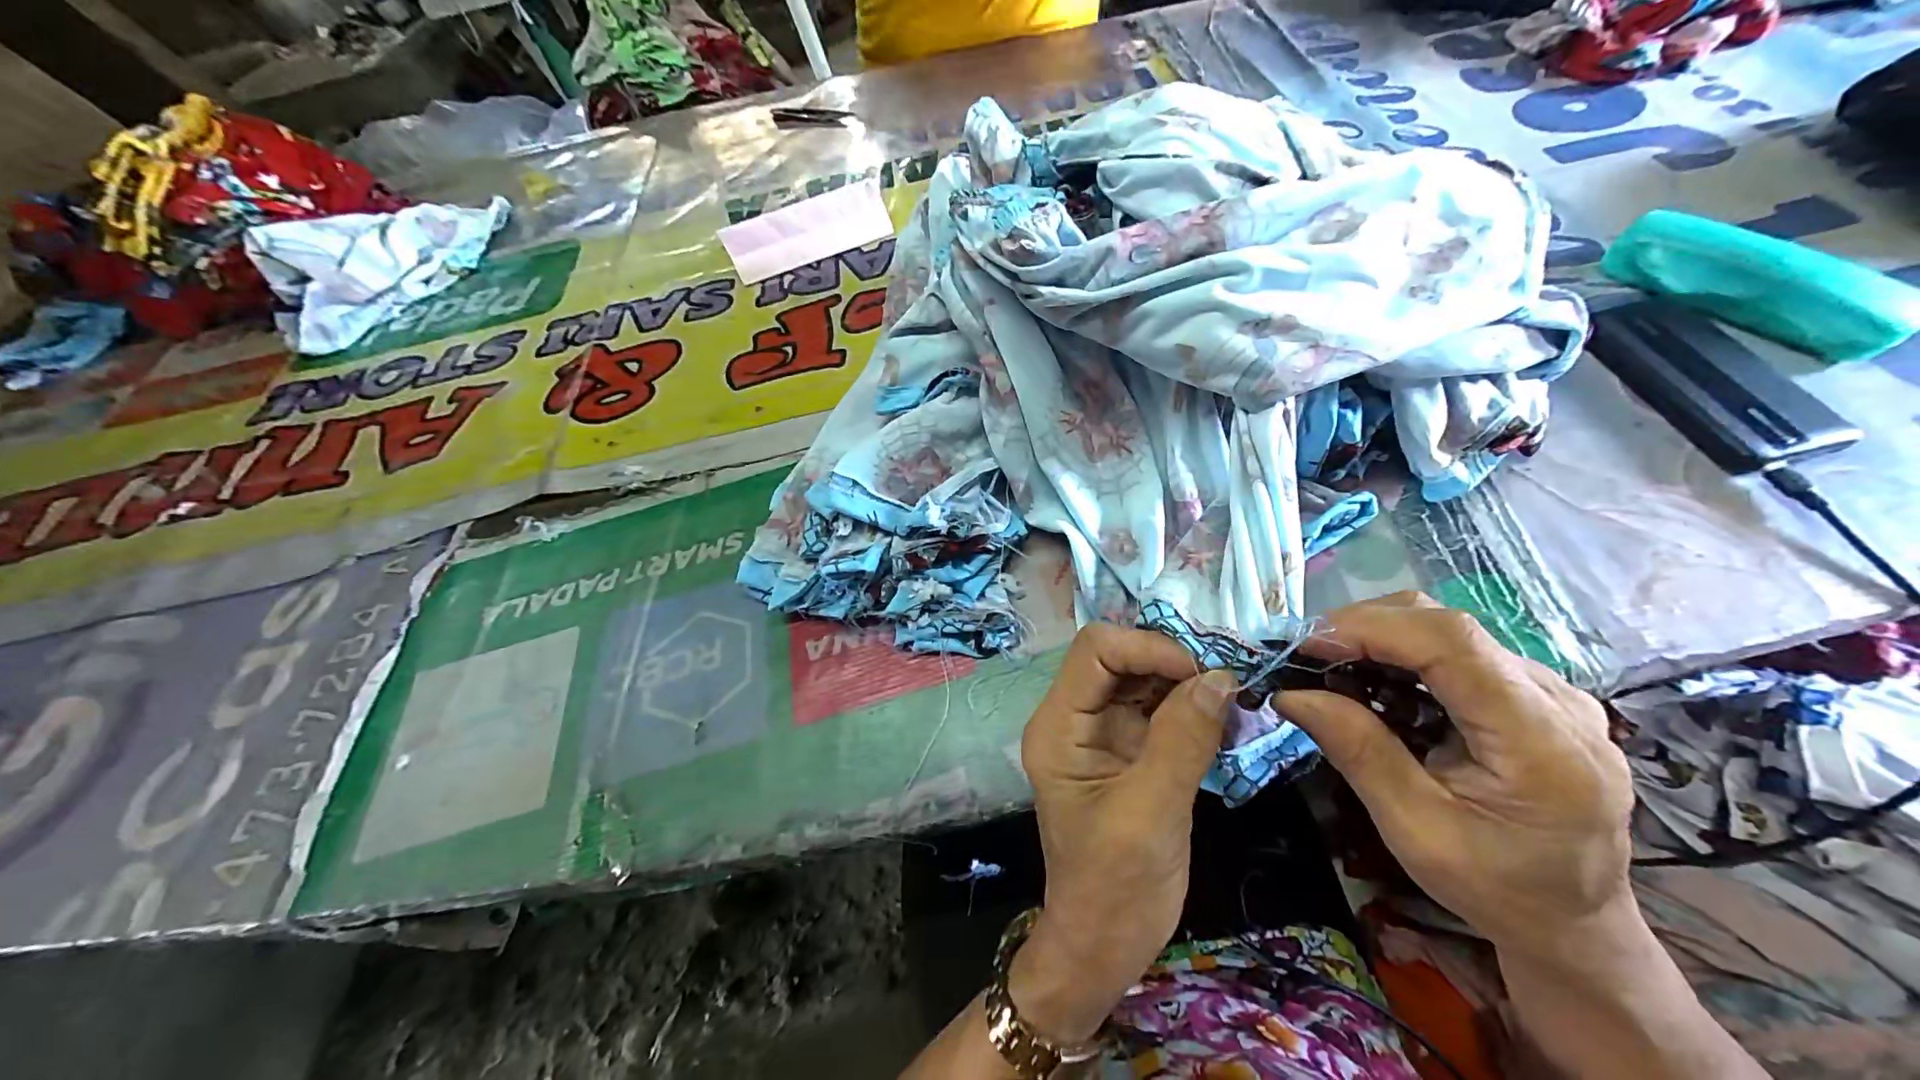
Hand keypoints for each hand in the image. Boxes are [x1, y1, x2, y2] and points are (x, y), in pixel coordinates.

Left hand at [1013, 623, 1236, 1043]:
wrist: (1104, 944)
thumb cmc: (1115, 887)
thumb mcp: (1150, 814)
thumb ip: (1182, 740)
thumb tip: (1221, 676)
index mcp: (1059, 726)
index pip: (1096, 650)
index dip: (1148, 648)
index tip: (1201, 676)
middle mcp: (1075, 718)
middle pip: (1121, 658)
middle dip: (1173, 662)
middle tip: (1228, 686)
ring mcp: (1103, 733)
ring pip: (1144, 679)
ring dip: (1187, 682)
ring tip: (1233, 701)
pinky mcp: (1131, 751)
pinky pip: (1160, 709)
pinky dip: (1192, 707)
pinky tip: (1225, 719)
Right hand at [1274, 592, 1635, 956]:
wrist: (1574, 922)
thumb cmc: (1495, 887)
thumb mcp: (1414, 830)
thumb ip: (1358, 751)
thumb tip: (1291, 693)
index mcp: (1542, 742)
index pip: (1453, 644)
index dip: (1373, 629)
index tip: (1307, 646)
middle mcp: (1560, 701)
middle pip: (1450, 626)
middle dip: (1366, 627)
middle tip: (1307, 656)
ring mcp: (1556, 693)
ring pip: (1452, 631)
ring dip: (1381, 636)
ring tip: (1332, 666)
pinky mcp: (1539, 695)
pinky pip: (1462, 651)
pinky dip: (1405, 652)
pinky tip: (1376, 680)